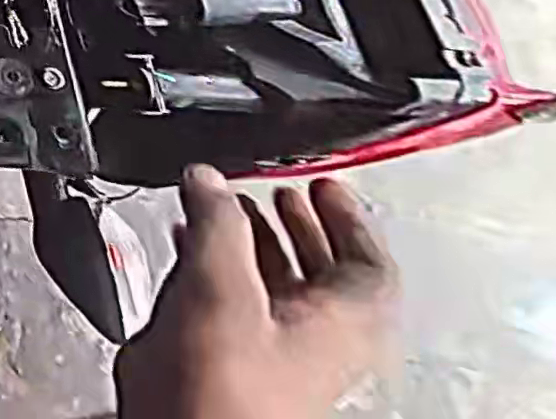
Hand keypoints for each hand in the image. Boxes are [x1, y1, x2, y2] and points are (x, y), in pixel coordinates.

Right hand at [115, 166, 399, 418]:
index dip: (350, 221)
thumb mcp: (222, 286)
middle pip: (324, 273)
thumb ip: (217, 224)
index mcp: (337, 327)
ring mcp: (267, 342)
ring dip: (252, 238)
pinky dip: (214, 253)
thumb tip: (209, 177)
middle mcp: (311, 335)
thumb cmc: (222, 378)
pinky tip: (185, 235)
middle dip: (302, 226)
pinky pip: (231, 287)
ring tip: (225, 203)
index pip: (370, 268)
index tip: (326, 185)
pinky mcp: (224, 344)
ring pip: (274, 279)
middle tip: (281, 191)